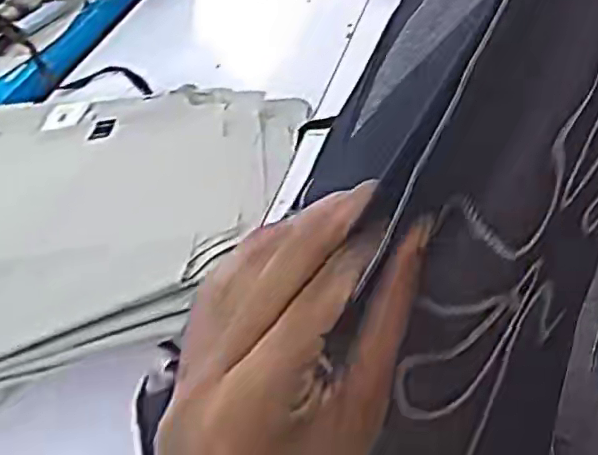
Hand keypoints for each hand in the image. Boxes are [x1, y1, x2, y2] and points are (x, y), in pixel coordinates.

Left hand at [158, 182, 429, 454]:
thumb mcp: (364, 403)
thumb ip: (389, 314)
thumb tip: (412, 244)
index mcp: (253, 400)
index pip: (317, 292)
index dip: (363, 247)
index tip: (398, 219)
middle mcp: (206, 381)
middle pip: (272, 267)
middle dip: (329, 219)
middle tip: (371, 194)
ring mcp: (187, 371)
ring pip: (238, 267)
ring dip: (293, 226)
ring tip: (338, 207)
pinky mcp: (184, 363)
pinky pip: (218, 285)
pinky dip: (259, 250)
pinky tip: (290, 234)